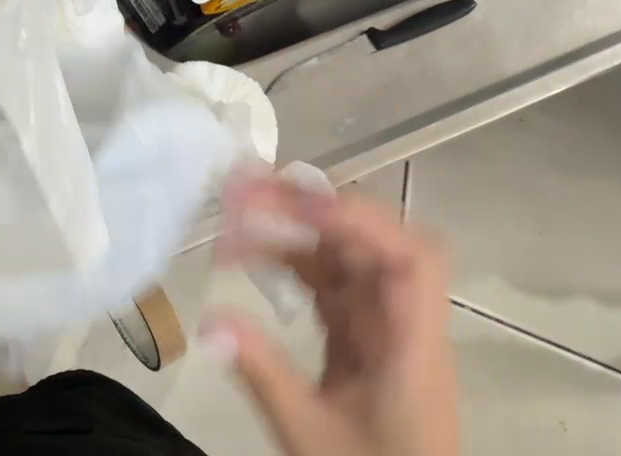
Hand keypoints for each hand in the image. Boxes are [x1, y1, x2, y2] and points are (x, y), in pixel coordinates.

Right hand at [203, 176, 457, 455]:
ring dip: (291, 227)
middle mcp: (402, 324)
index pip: (408, 259)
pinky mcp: (360, 338)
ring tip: (234, 211)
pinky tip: (248, 255)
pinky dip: (288, 259)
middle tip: (244, 190)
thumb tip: (208, 320)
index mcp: (412, 347)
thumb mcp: (312, 437)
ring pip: (343, 255)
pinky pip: (327, 281)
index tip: (293, 204)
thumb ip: (263, 374)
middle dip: (308, 207)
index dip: (357, 219)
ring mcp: (382, 328)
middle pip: (369, 242)